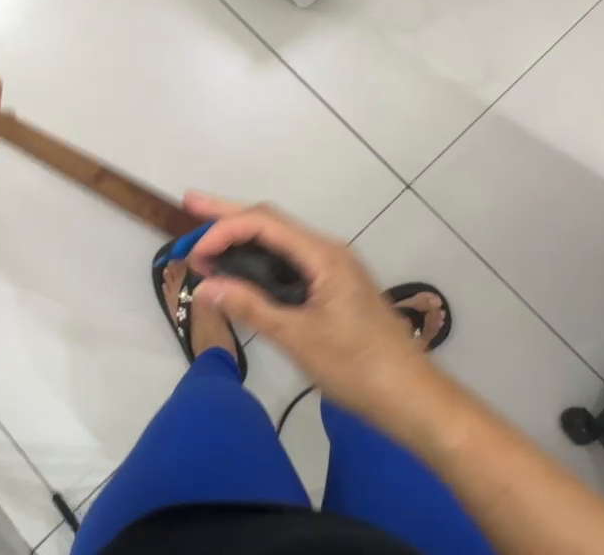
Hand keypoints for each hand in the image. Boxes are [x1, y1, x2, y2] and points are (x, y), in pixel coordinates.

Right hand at [186, 192, 426, 413]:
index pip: (264, 224)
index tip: (196, 254)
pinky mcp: (334, 288)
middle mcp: (328, 252)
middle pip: (271, 221)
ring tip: (207, 239)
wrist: (415, 400)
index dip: (225, 229)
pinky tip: (242, 269)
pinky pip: (289, 260)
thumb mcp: (299, 339)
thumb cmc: (359, 367)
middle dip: (228, 213)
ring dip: (243, 237)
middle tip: (189, 202)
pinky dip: (259, 258)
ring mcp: (333, 269)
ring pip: (280, 240)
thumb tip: (204, 287)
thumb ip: (251, 307)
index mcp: (323, 256)